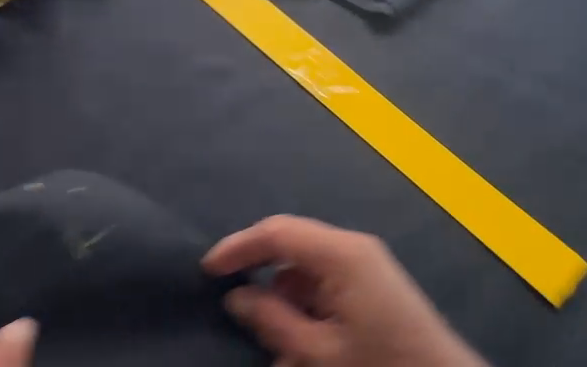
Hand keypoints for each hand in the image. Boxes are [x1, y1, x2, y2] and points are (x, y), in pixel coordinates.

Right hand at [203, 216, 488, 366]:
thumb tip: (238, 297)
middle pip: (291, 248)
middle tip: (241, 312)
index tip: (207, 269)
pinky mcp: (378, 288)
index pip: (275, 233)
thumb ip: (273, 320)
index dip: (237, 247)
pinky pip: (329, 287)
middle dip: (264, 281)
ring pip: (308, 273)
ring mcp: (369, 266)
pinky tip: (306, 347)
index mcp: (340, 252)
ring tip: (281, 348)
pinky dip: (310, 312)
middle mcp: (353, 248)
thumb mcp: (320, 353)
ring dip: (288, 305)